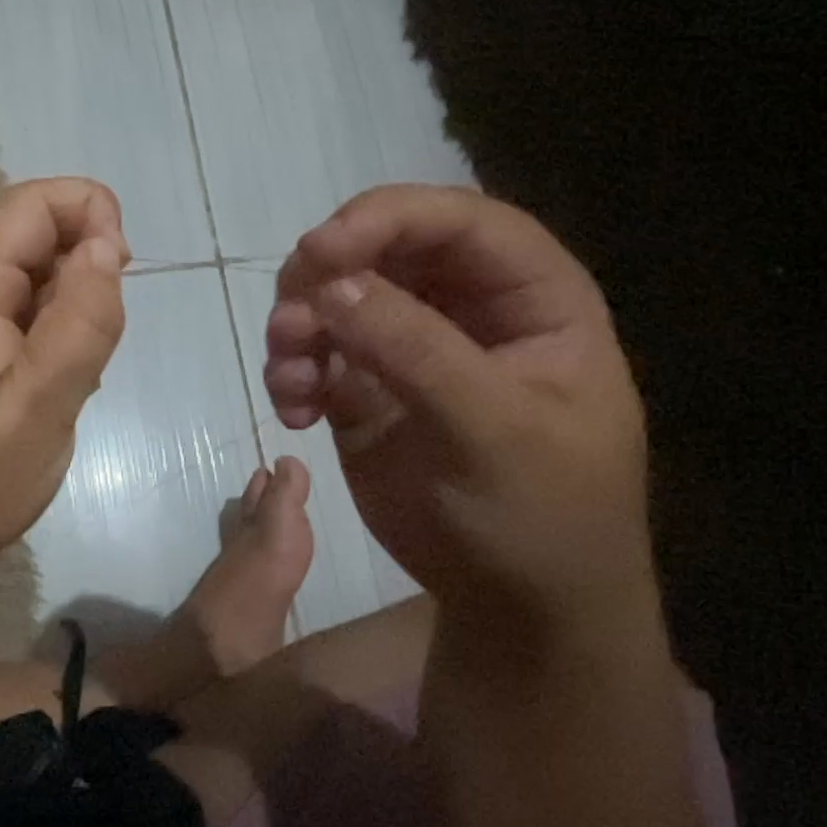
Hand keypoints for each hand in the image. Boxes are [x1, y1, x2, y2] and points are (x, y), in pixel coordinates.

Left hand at [0, 177, 128, 594]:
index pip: (33, 202)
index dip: (92, 216)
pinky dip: (44, 337)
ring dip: (67, 312)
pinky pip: (10, 317)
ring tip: (70, 381)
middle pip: (29, 236)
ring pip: (25, 280)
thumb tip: (106, 246)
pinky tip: (47, 392)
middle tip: (94, 353)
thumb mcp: (42, 407)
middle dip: (82, 273)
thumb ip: (81, 322)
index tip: (122, 280)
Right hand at [264, 185, 654, 647]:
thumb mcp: (494, 431)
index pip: (462, 225)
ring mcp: (408, 353)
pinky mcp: (363, 395)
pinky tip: (293, 414)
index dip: (390, 220)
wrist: (514, 606)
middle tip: (289, 319)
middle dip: (328, 276)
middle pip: (386, 252)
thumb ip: (417, 352)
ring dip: (298, 327)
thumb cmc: (538, 517)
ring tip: (288, 378)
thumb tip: (331, 283)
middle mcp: (466, 313)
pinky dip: (290, 376)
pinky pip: (313, 359)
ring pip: (338, 301)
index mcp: (532, 302)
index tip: (319, 249)